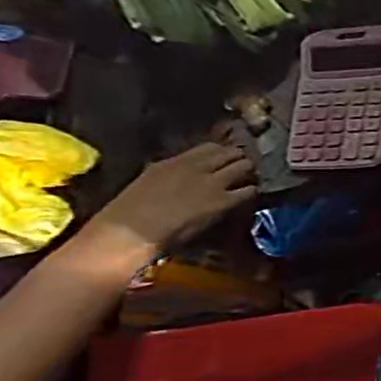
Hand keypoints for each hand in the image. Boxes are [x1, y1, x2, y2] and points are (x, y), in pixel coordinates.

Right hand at [77, 143, 257, 265]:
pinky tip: (248, 198)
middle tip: (244, 171)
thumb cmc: (129, 212)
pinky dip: (251, 192)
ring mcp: (212, 183)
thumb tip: (183, 172)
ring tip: (249, 181)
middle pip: (232, 153)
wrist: (129, 232)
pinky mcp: (223, 201)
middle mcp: (196, 167)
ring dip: (249, 174)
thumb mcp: (149, 181)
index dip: (223, 153)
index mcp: (174, 161)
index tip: (227, 160)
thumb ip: (170, 173)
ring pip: (245, 167)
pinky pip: (249, 191)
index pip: (210, 147)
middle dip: (240, 160)